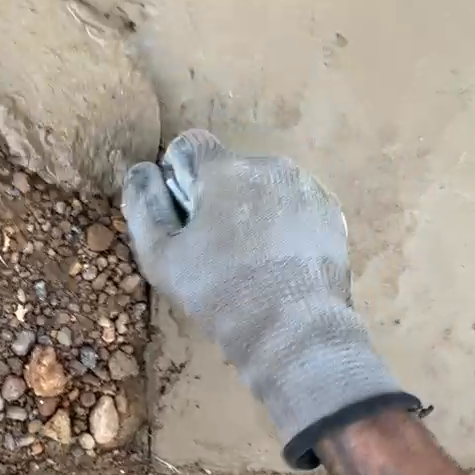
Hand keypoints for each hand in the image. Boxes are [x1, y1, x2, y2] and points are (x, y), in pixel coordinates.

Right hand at [121, 129, 417, 467]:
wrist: (293, 329)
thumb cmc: (217, 291)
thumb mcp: (159, 255)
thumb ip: (143, 203)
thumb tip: (142, 170)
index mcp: (225, 169)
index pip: (189, 145)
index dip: (177, 176)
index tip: (181, 214)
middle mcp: (269, 166)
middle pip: (230, 170)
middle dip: (217, 198)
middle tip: (214, 248)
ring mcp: (307, 189)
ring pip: (265, 189)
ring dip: (252, 211)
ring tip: (251, 261)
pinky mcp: (332, 215)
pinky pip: (295, 209)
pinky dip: (283, 227)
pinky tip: (279, 265)